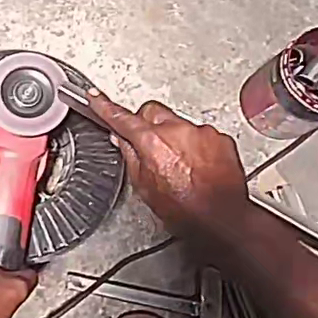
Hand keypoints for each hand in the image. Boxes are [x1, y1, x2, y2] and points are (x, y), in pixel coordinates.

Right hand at [86, 91, 252, 247]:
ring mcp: (201, 132)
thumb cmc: (185, 210)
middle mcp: (177, 131)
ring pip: (179, 123)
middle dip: (147, 125)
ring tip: (180, 166)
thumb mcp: (145, 188)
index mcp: (153, 142)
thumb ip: (131, 157)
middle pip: (152, 112)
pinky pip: (202, 134)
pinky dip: (197, 146)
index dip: (105, 107)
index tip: (96, 98)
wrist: (221, 219)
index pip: (122, 118)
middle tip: (149, 147)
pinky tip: (197, 167)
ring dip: (174, 138)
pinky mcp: (220, 138)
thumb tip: (123, 140)